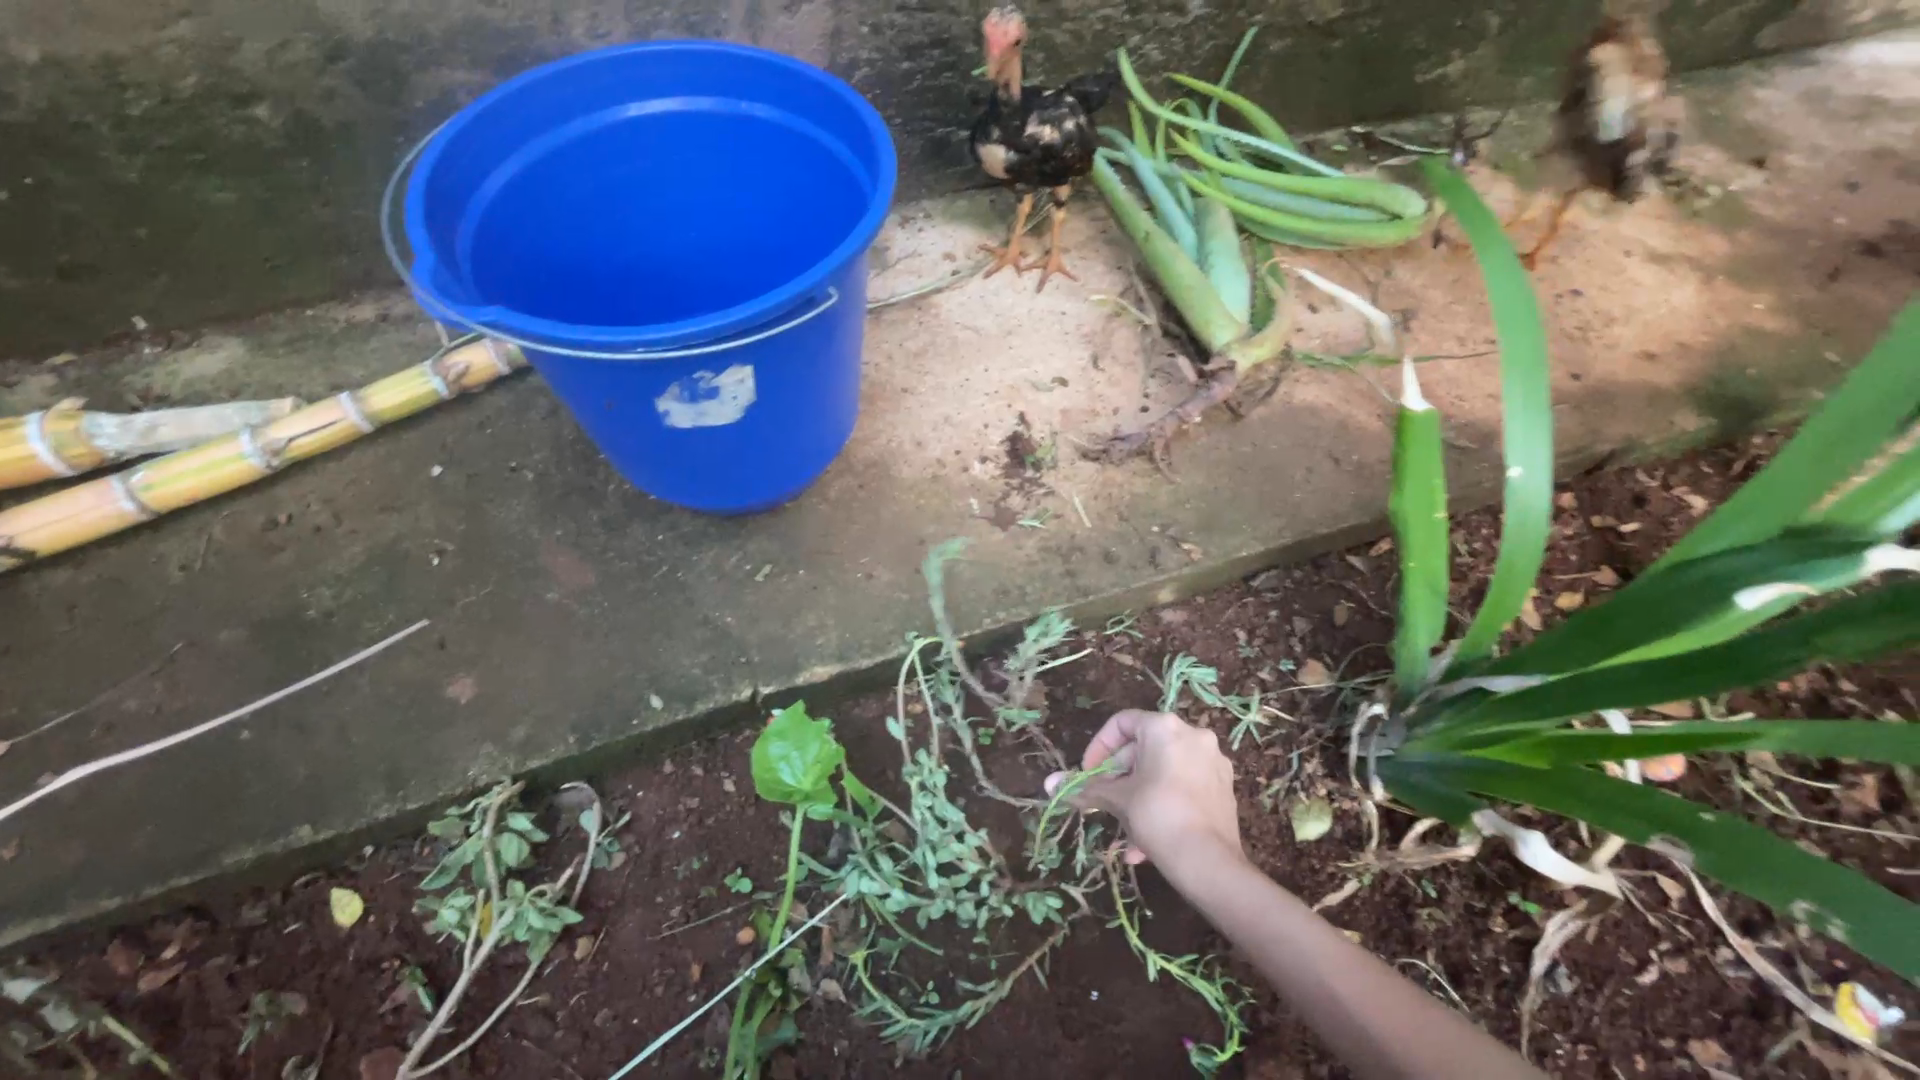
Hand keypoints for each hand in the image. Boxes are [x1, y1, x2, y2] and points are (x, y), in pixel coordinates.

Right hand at [1045, 709, 1242, 869]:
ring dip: (1137, 799)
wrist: (1208, 862)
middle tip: (1105, 802)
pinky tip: (1145, 846)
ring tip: (1124, 832)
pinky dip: (1161, 807)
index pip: (1122, 722)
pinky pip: (1182, 789)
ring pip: (1162, 773)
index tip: (1089, 774)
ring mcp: (1213, 762)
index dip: (1099, 747)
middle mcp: (1194, 736)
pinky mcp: (1222, 788)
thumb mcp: (1117, 800)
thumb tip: (1049, 784)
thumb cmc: (1158, 816)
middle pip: (1143, 748)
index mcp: (1165, 728)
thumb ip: (1084, 788)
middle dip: (1119, 778)